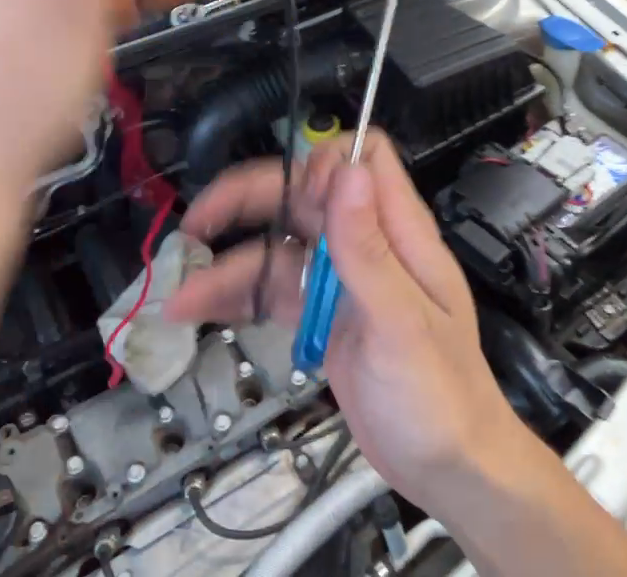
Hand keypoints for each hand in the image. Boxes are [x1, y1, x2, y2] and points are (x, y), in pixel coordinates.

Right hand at [163, 134, 531, 508]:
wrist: (446, 465)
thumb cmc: (440, 396)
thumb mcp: (402, 321)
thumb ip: (369, 248)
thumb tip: (348, 170)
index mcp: (399, 233)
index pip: (363, 160)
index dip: (323, 163)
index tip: (291, 196)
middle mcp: (367, 246)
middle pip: (304, 197)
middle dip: (250, 201)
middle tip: (198, 222)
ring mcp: (342, 282)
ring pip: (278, 248)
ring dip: (228, 262)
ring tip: (180, 288)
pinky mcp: (323, 318)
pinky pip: (274, 294)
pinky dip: (237, 298)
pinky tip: (198, 310)